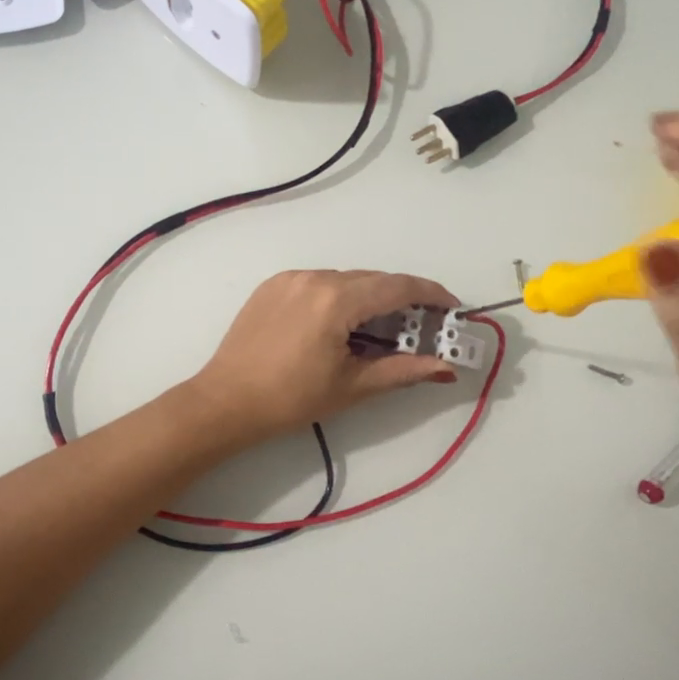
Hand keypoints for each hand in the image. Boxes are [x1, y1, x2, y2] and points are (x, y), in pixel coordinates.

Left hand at [188, 270, 461, 442]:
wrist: (226, 402)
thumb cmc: (292, 399)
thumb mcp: (353, 386)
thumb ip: (404, 370)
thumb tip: (446, 366)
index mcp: (336, 300)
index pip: (397, 286)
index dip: (430, 294)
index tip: (452, 308)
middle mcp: (314, 277)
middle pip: (372, 280)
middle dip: (401, 299)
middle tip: (422, 327)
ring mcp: (289, 278)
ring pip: (345, 280)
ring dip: (369, 298)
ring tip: (381, 331)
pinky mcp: (271, 286)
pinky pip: (318, 283)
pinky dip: (339, 297)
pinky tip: (341, 326)